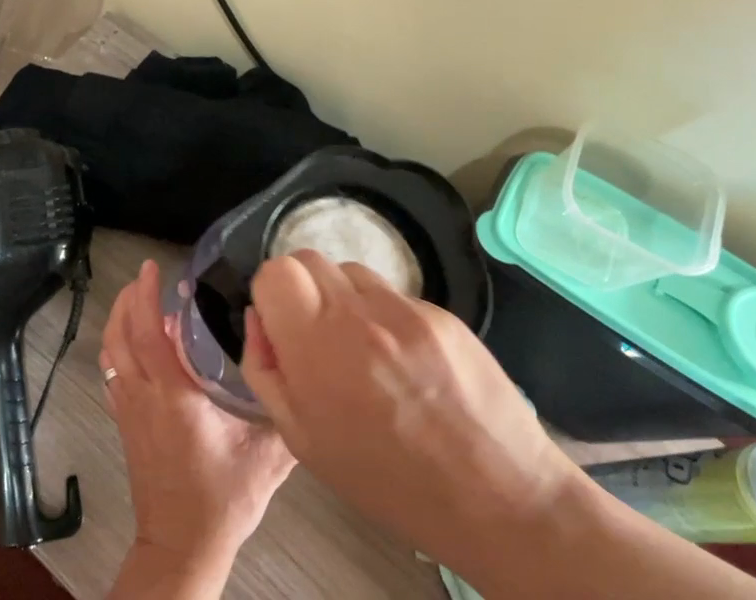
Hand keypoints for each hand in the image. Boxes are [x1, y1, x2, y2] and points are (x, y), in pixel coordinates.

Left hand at [101, 259, 294, 569]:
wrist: (182, 543)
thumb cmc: (222, 499)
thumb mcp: (266, 459)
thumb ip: (284, 416)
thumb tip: (304, 379)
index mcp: (173, 396)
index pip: (148, 333)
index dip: (145, 296)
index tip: (152, 268)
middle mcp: (143, 396)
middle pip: (120, 334)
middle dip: (127, 300)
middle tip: (146, 278)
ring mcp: (128, 410)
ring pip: (111, 353)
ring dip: (120, 322)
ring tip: (141, 304)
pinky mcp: (123, 424)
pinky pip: (112, 374)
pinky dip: (119, 349)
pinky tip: (138, 347)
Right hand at [240, 251, 584, 561]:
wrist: (495, 497)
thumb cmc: (383, 479)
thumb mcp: (301, 438)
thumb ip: (265, 369)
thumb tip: (259, 320)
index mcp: (314, 347)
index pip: (275, 272)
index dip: (271, 295)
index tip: (282, 326)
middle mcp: (358, 315)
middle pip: (309, 259)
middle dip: (302, 289)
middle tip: (316, 336)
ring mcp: (406, 310)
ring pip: (352, 273)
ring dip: (344, 299)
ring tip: (364, 350)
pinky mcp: (443, 314)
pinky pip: (396, 296)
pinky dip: (387, 317)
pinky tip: (405, 363)